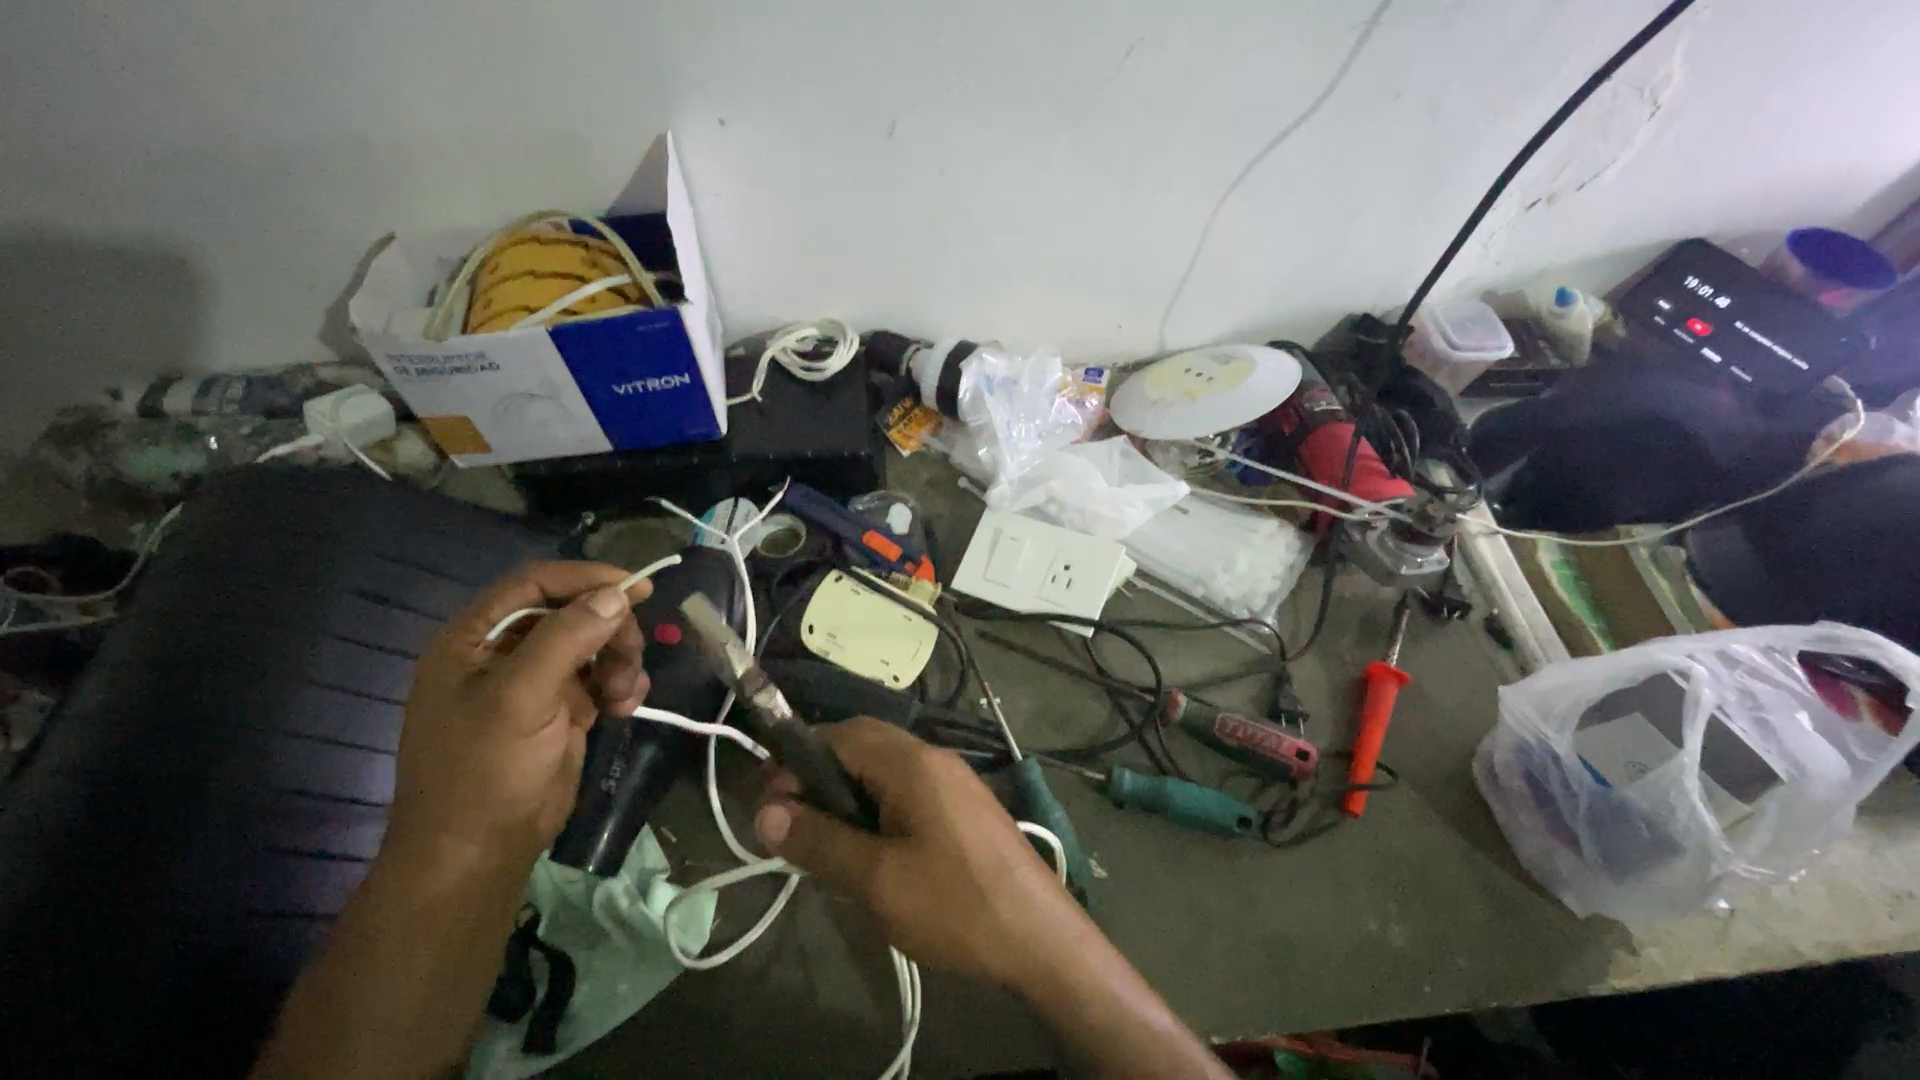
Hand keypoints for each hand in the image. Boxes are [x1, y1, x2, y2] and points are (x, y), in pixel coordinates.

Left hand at [388, 561, 651, 867]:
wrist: (477, 852)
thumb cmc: (483, 770)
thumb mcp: (519, 697)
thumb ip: (567, 639)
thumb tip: (618, 593)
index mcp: (474, 637)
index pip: (535, 584)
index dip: (586, 579)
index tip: (638, 587)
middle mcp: (504, 652)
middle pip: (573, 613)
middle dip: (609, 631)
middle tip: (630, 659)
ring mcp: (535, 683)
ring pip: (594, 645)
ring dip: (620, 662)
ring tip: (623, 698)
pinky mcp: (561, 710)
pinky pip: (601, 679)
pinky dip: (621, 686)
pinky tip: (625, 708)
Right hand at [752, 718, 1091, 991]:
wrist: (1043, 940)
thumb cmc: (957, 906)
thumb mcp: (878, 880)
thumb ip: (820, 841)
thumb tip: (764, 812)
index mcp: (913, 763)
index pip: (840, 734)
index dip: (796, 761)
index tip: (769, 806)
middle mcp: (935, 759)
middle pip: (863, 746)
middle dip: (820, 778)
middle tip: (792, 827)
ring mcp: (955, 783)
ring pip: (885, 772)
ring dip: (848, 797)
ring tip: (824, 847)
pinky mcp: (965, 810)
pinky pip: (908, 794)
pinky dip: (877, 811)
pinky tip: (869, 855)